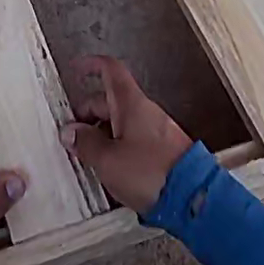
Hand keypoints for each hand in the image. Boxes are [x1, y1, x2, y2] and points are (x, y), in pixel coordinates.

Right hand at [62, 55, 192, 213]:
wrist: (193, 198)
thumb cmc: (150, 173)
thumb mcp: (107, 159)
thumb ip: (86, 143)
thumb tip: (71, 132)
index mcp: (131, 104)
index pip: (110, 70)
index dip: (91, 66)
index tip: (75, 69)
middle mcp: (145, 111)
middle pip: (110, 100)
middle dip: (87, 113)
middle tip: (70, 135)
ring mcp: (156, 130)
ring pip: (121, 122)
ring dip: (100, 133)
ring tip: (86, 156)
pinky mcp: (162, 150)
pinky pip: (133, 138)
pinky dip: (116, 146)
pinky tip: (108, 167)